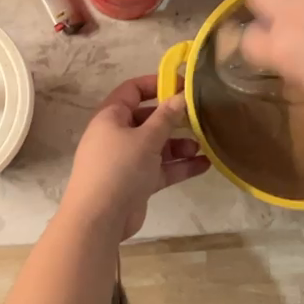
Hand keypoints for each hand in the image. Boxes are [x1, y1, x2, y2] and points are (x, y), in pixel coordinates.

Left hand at [60, 75, 209, 239]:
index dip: (156, 84)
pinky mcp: (136, 182)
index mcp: (111, 117)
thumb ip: (166, 117)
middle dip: (173, 119)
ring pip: (156, 146)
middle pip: (148, 119)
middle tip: (199, 117)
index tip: (183, 85)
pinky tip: (204, 165)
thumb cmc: (119, 168)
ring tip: (202, 146)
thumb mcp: (146, 138)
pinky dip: (179, 165)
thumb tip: (181, 97)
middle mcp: (117, 135)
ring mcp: (126, 160)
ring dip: (179, 145)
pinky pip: (161, 168)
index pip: (132, 90)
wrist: (99, 219)